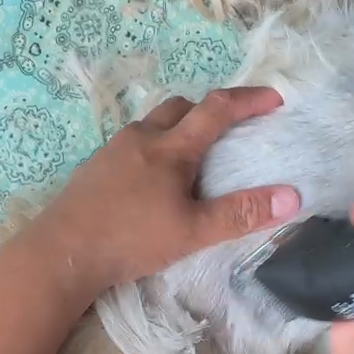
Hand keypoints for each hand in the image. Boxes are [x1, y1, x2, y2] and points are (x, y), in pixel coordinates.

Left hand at [15, 88, 300, 290]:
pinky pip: (128, 147)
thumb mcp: (191, 232)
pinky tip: (146, 182)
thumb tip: (291, 197)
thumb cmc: (129, 239)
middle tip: (226, 130)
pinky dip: (148, 152)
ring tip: (187, 159)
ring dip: (174, 130)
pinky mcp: (91, 171)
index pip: (217, 109)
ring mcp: (110, 153)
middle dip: (207, 111)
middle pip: (179, 107)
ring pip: (149, 126)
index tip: (274, 100)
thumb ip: (239, 215)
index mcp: (170, 147)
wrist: (61, 253)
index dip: (248, 101)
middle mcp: (139, 138)